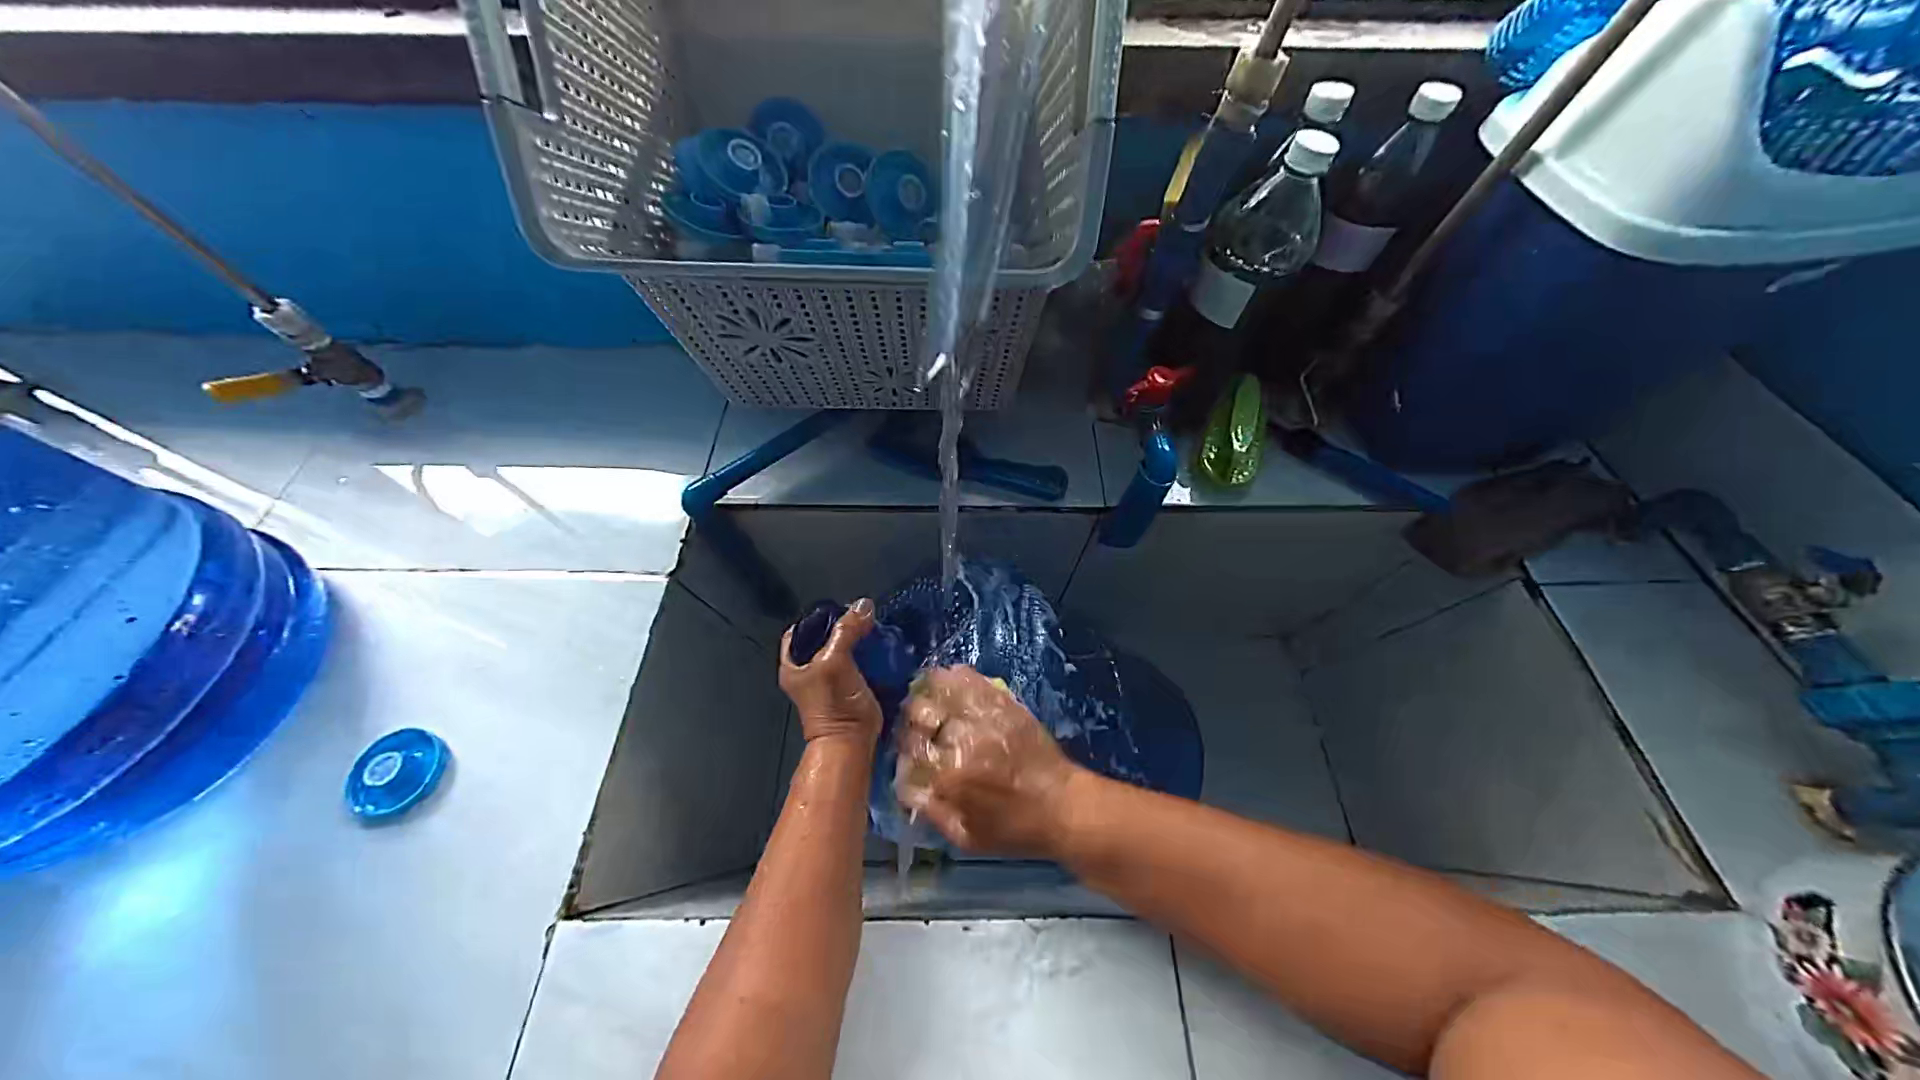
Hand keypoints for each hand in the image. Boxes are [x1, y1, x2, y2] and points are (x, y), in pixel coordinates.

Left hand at [779, 599, 882, 746]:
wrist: (851, 742)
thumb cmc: (834, 703)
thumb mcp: (835, 660)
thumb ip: (846, 631)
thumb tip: (864, 605)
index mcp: (792, 664)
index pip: (803, 628)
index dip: (820, 618)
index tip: (841, 611)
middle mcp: (808, 671)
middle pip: (826, 638)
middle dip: (845, 628)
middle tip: (863, 620)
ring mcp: (830, 680)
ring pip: (845, 650)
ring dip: (859, 641)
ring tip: (874, 631)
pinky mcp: (850, 688)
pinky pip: (859, 663)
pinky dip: (869, 655)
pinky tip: (880, 648)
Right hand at [893, 665, 1088, 858]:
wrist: (1063, 807)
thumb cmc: (1014, 830)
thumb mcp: (965, 837)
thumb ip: (931, 811)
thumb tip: (906, 786)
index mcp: (948, 775)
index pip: (908, 749)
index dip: (903, 749)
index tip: (909, 754)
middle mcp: (961, 740)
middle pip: (917, 713)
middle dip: (912, 721)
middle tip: (920, 730)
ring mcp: (983, 717)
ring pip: (938, 689)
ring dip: (928, 696)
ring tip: (931, 705)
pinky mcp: (1003, 703)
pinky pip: (969, 679)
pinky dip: (953, 678)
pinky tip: (949, 685)